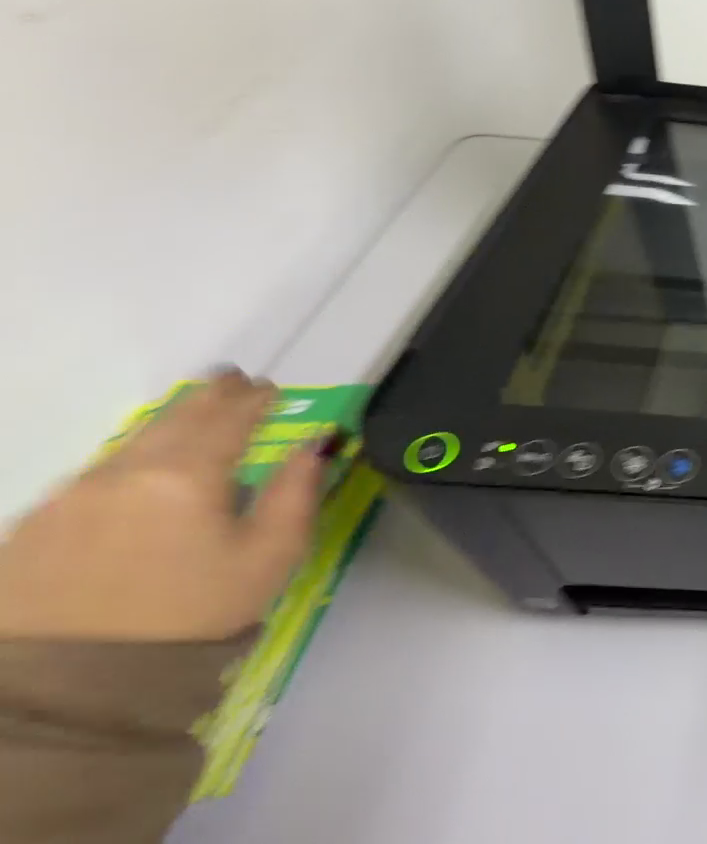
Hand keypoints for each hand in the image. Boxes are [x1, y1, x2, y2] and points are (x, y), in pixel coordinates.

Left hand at [0, 369, 336, 642]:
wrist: (72, 684)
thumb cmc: (193, 615)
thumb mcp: (270, 558)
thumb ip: (297, 493)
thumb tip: (312, 448)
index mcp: (186, 475)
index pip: (229, 417)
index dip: (255, 398)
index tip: (270, 389)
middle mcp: (123, 472)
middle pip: (174, 417)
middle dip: (209, 397)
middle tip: (233, 383)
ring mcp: (69, 497)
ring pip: (131, 443)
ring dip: (168, 426)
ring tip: (192, 424)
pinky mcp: (33, 526)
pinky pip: (95, 475)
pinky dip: (130, 461)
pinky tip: (141, 477)